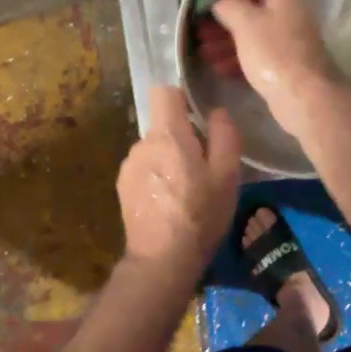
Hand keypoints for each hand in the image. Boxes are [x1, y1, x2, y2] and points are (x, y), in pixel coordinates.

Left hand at [117, 85, 242, 273]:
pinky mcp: (123, 186)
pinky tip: (168, 203)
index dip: (182, 98)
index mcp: (168, 135)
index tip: (197, 118)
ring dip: (168, 159)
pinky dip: (156, 177)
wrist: (163, 259)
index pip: (165, 92)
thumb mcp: (228, 175)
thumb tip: (218, 112)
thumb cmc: (201, 214)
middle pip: (162, 125)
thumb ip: (225, 136)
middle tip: (202, 167)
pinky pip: (144, 168)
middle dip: (181, 137)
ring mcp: (129, 166)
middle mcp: (142, 144)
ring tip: (186, 189)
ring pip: (153, 148)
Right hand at [209, 0, 340, 130]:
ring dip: (227, 40)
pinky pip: (257, 55)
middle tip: (201, 28)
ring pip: (253, 33)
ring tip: (204, 52)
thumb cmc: (273, 52)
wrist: (304, 97)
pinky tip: (218, 68)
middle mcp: (288, 14)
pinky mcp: (284, 66)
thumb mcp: (245, 21)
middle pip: (253, 7)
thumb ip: (228, 3)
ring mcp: (287, 41)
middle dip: (225, 17)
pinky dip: (238, 57)